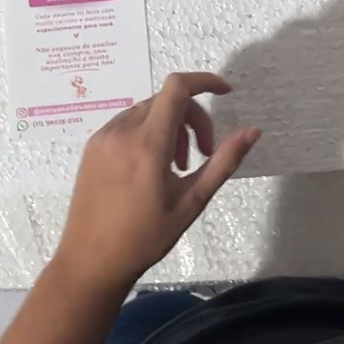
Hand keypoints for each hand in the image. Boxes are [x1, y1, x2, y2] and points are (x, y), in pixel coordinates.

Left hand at [52, 72, 260, 291]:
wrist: (90, 261)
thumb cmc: (145, 237)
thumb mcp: (191, 202)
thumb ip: (223, 162)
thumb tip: (252, 131)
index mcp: (148, 144)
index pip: (177, 88)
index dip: (205, 81)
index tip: (226, 92)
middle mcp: (122, 131)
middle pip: (166, 100)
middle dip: (192, 118)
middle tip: (202, 154)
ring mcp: (103, 136)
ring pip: (147, 110)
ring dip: (170, 126)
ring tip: (176, 166)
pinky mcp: (92, 146)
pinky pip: (127, 123)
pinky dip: (148, 132)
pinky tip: (151, 167)